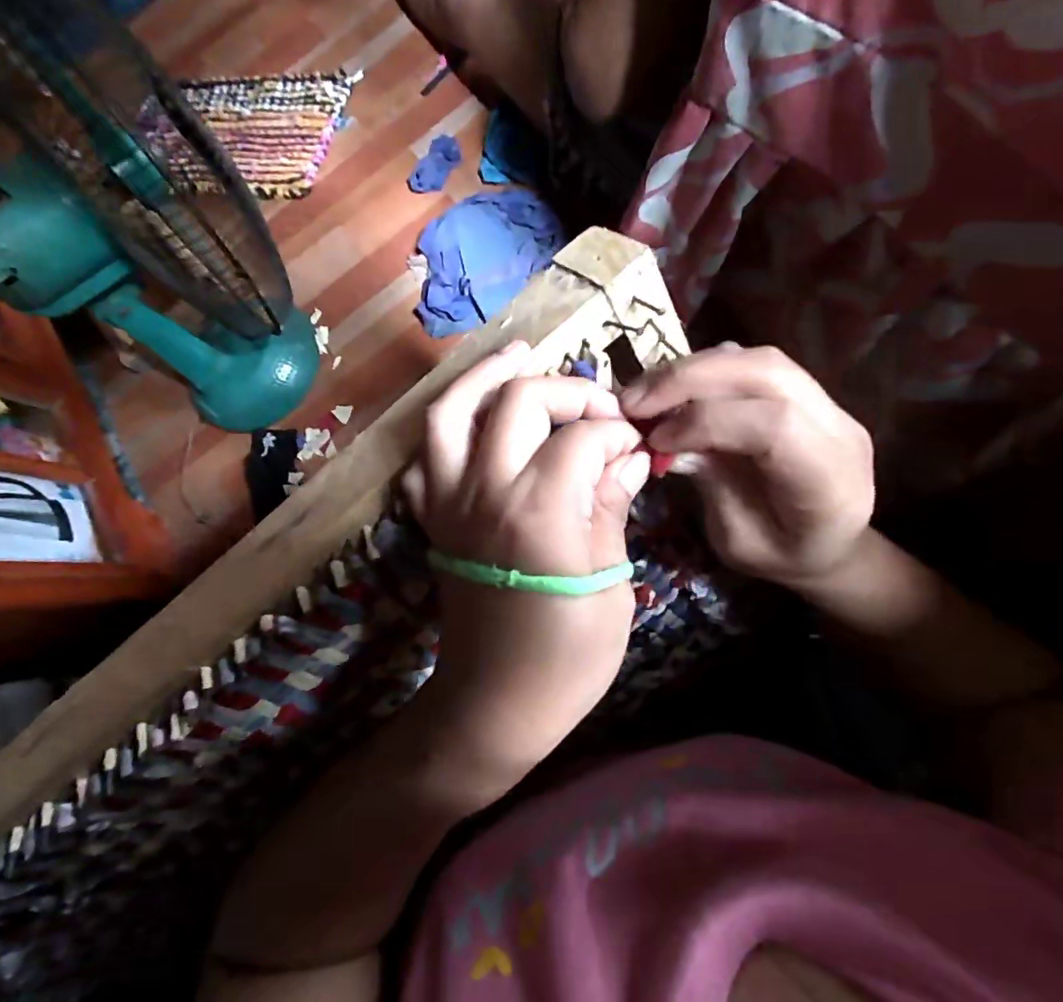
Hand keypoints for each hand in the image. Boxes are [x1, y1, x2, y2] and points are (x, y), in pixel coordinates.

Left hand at [402, 341, 651, 775]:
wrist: (495, 708)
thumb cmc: (568, 660)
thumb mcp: (609, 584)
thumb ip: (612, 508)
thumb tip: (631, 457)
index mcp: (541, 510)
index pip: (582, 436)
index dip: (616, 431)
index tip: (636, 445)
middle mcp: (486, 491)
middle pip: (517, 401)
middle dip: (564, 390)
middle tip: (597, 406)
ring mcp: (450, 503)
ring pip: (451, 412)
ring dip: (485, 376)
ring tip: (518, 355)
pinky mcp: (433, 521)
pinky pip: (426, 457)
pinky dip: (448, 429)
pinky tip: (476, 423)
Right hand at [621, 343, 874, 592]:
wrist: (833, 547)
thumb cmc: (786, 557)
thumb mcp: (740, 542)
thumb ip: (713, 486)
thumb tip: (665, 440)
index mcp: (829, 478)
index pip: (774, 423)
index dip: (706, 421)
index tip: (655, 440)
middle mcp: (838, 428)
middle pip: (766, 371)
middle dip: (691, 377)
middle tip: (634, 399)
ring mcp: (828, 404)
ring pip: (759, 360)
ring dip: (694, 369)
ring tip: (647, 393)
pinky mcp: (809, 394)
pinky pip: (756, 367)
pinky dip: (709, 371)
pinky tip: (676, 391)